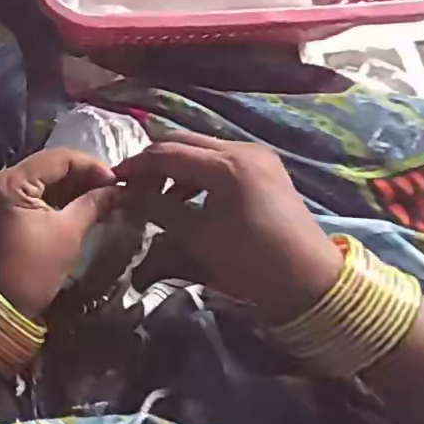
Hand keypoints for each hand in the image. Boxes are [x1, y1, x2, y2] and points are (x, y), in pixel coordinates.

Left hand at [0, 149, 123, 317]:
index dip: (93, 166)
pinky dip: (59, 196)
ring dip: (74, 186)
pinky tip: (83, 204)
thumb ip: (93, 203)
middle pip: (51, 164)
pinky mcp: (2, 204)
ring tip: (104, 198)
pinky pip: (36, 190)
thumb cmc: (33, 270)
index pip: (59, 158)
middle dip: (85, 176)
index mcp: (11, 182)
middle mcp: (0, 178)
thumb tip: (120, 189)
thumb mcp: (68, 233)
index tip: (118, 182)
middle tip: (114, 190)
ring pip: (45, 177)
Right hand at [114, 131, 342, 322]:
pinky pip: (218, 159)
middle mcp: (242, 150)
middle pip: (182, 142)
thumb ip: (158, 208)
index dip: (136, 165)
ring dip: (173, 166)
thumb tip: (129, 196)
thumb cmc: (249, 260)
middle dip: (153, 160)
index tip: (114, 180)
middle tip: (131, 183)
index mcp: (226, 165)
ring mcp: (256, 156)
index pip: (166, 153)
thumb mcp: (195, 236)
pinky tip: (184, 195)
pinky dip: (195, 172)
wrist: (309, 281)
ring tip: (155, 192)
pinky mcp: (263, 168)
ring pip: (200, 148)